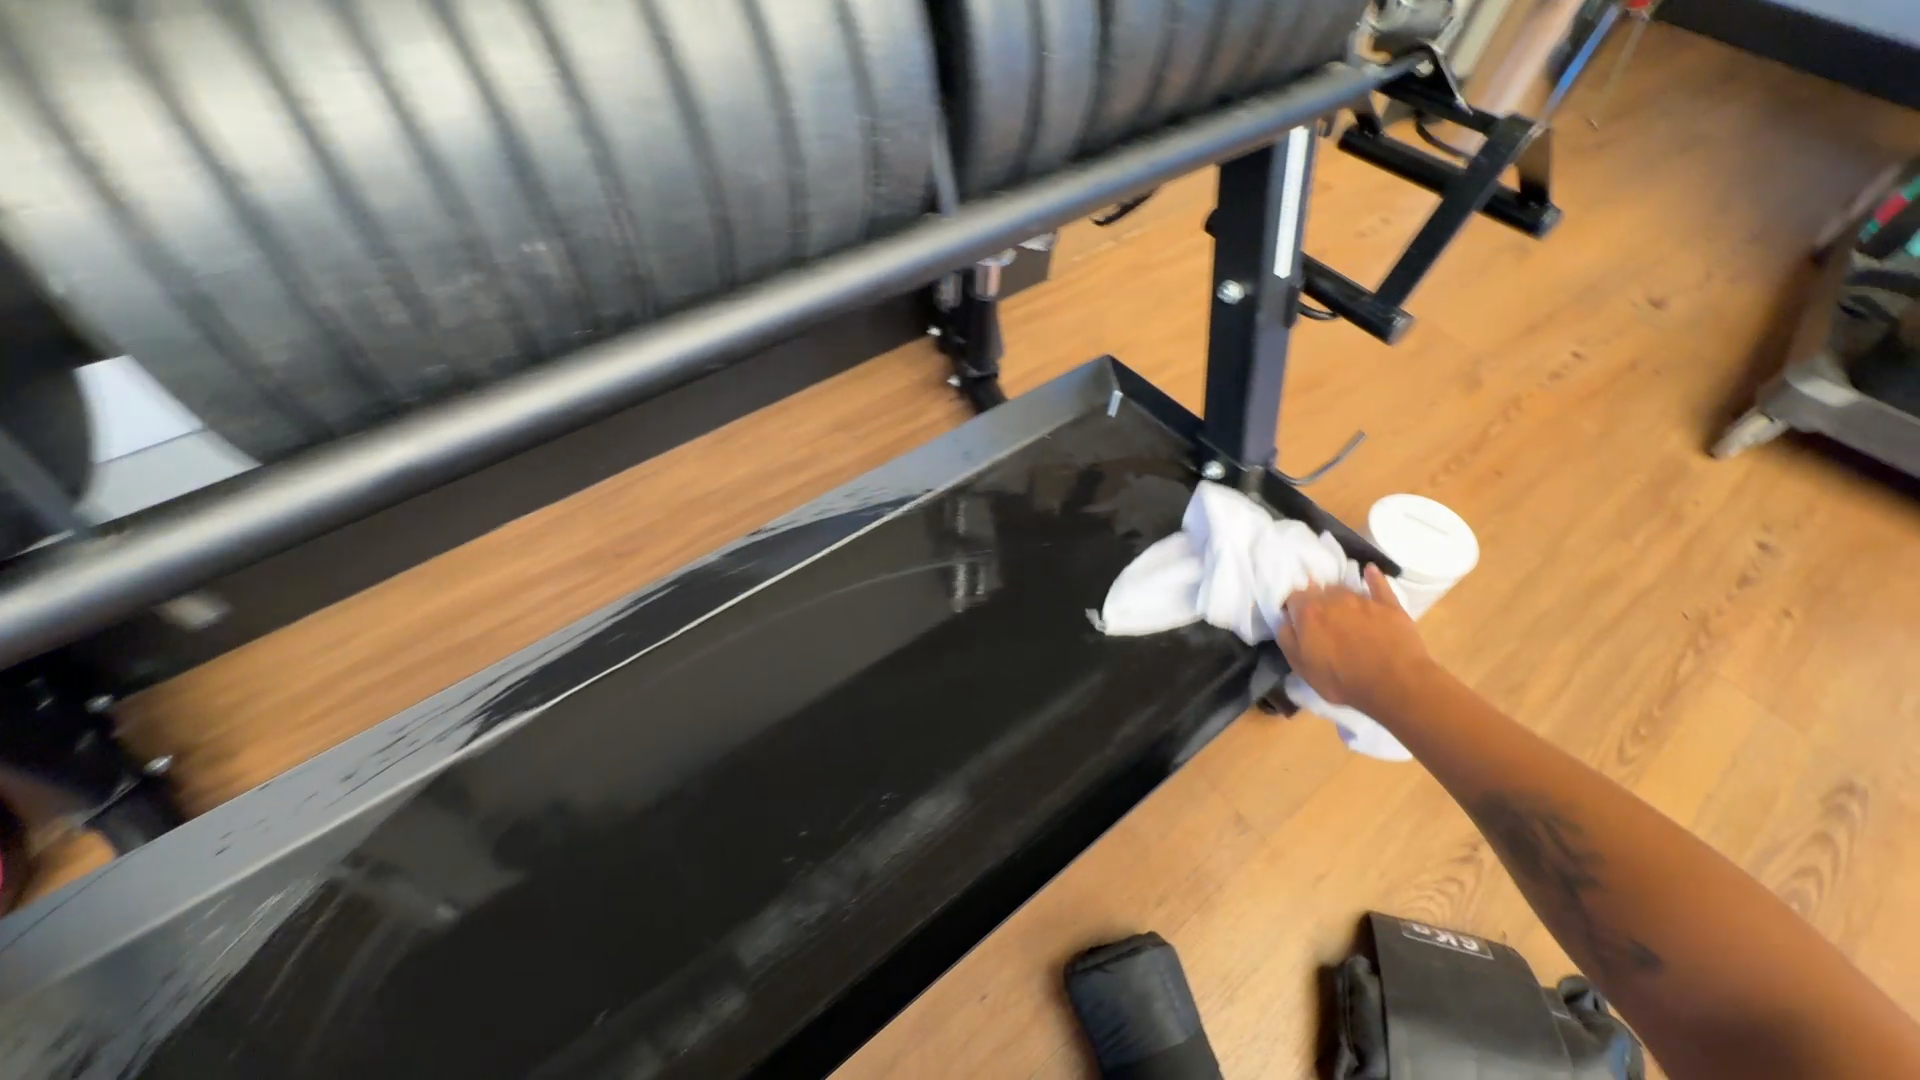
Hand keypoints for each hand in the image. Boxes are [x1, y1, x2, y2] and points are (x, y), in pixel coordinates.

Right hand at [1276, 564, 1435, 714]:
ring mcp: (1362, 600)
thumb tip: (1285, 621)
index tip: (1295, 619)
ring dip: (1338, 595)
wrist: (1394, 684)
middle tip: (1319, 616)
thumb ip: (1288, 640)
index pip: (1293, 598)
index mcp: (1308, 613)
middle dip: (1316, 599)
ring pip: (1344, 588)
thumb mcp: (1302, 668)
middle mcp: (1332, 599)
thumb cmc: (1342, 680)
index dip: (1293, 607)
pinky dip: (1372, 577)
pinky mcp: (1389, 605)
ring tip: (1340, 607)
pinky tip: (1369, 571)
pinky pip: (1378, 584)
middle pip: (1318, 590)